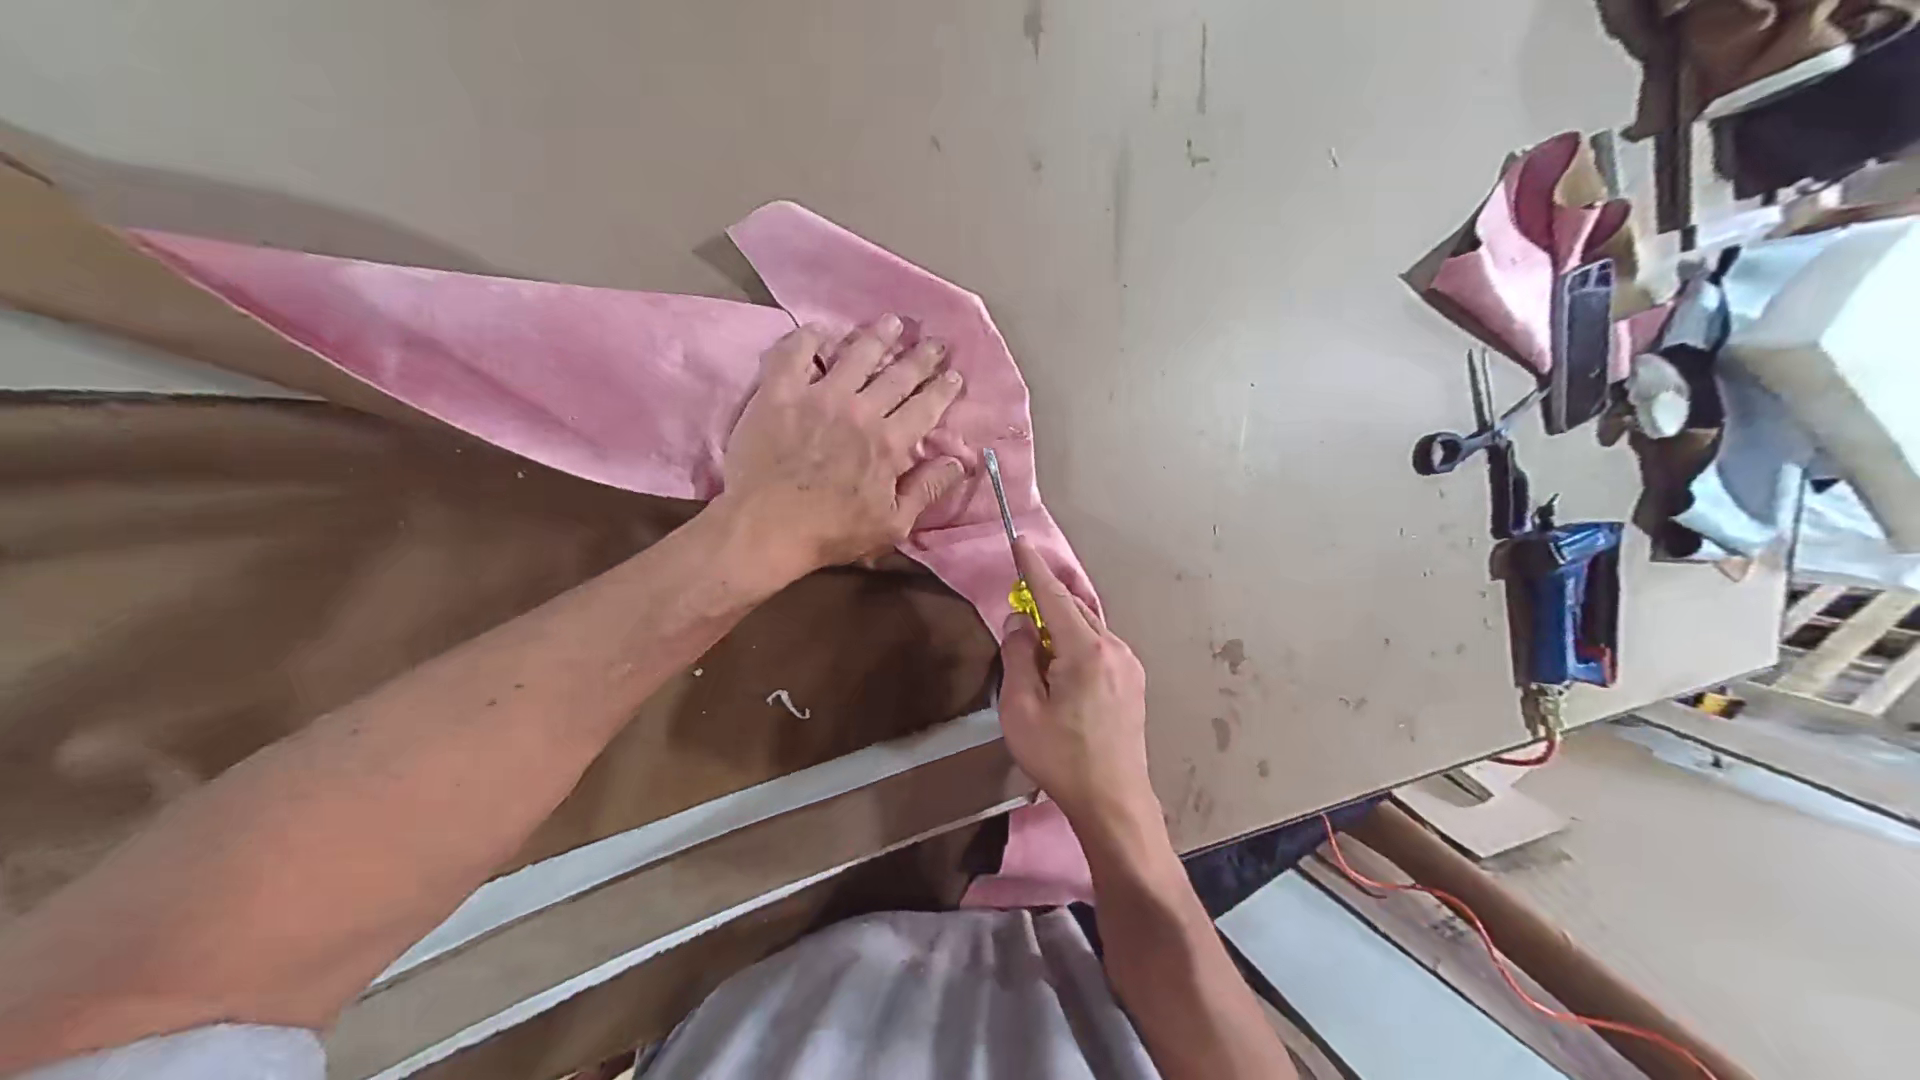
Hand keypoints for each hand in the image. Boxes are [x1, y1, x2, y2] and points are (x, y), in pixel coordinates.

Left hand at [718, 317, 967, 579]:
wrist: (764, 528)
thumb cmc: (831, 532)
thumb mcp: (892, 525)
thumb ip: (926, 490)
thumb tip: (958, 462)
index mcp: (890, 442)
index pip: (926, 407)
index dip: (943, 389)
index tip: (954, 374)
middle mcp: (860, 410)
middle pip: (898, 374)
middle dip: (921, 356)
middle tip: (935, 341)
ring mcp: (819, 396)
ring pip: (856, 354)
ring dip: (878, 336)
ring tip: (891, 322)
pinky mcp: (780, 393)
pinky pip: (796, 353)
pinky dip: (810, 338)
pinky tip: (820, 331)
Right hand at [998, 538, 1156, 826]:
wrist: (1114, 802)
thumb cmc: (1061, 757)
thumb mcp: (1021, 709)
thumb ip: (1018, 657)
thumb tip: (1020, 623)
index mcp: (1087, 651)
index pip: (1054, 596)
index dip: (1033, 567)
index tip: (1020, 540)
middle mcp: (1115, 648)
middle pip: (1074, 609)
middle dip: (1045, 601)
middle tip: (1018, 610)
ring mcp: (1130, 666)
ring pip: (1088, 629)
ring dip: (1061, 628)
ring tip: (1038, 651)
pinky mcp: (1134, 683)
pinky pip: (1100, 647)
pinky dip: (1076, 645)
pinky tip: (1062, 670)